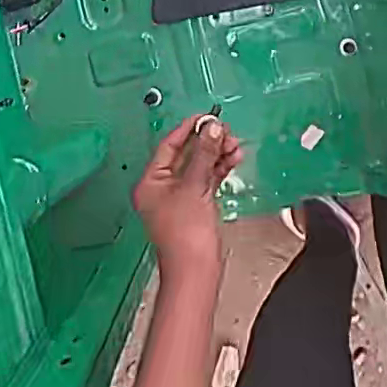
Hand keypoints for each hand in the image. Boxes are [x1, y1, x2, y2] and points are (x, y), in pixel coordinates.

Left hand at [131, 112, 244, 280]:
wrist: (196, 271)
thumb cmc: (186, 233)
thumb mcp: (195, 186)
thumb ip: (204, 153)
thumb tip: (213, 128)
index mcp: (151, 181)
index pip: (169, 145)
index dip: (188, 128)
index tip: (207, 116)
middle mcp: (162, 187)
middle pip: (186, 153)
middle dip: (207, 141)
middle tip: (226, 130)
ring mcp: (180, 196)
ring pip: (199, 164)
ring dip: (217, 153)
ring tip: (235, 145)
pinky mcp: (196, 203)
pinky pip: (207, 177)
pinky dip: (220, 167)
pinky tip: (233, 158)